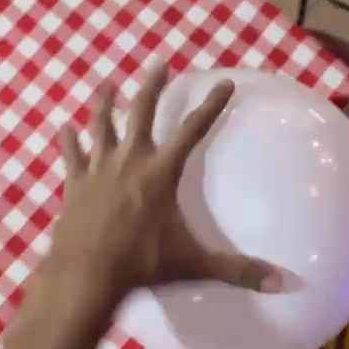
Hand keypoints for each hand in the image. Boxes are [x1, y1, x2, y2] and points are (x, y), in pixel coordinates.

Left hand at [48, 69, 277, 304]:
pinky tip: (66, 126)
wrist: (86, 274)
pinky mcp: (74, 183)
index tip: (224, 84)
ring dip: (106, 101)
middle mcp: (130, 160)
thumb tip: (282, 284)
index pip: (192, 130)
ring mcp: (98, 169)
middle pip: (142, 112)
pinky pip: (72, 154)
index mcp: (161, 172)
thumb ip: (237, 270)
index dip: (211, 106)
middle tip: (160, 64)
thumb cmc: (142, 265)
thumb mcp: (194, 264)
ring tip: (108, 82)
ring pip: (101, 123)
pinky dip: (70, 139)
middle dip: (153, 86)